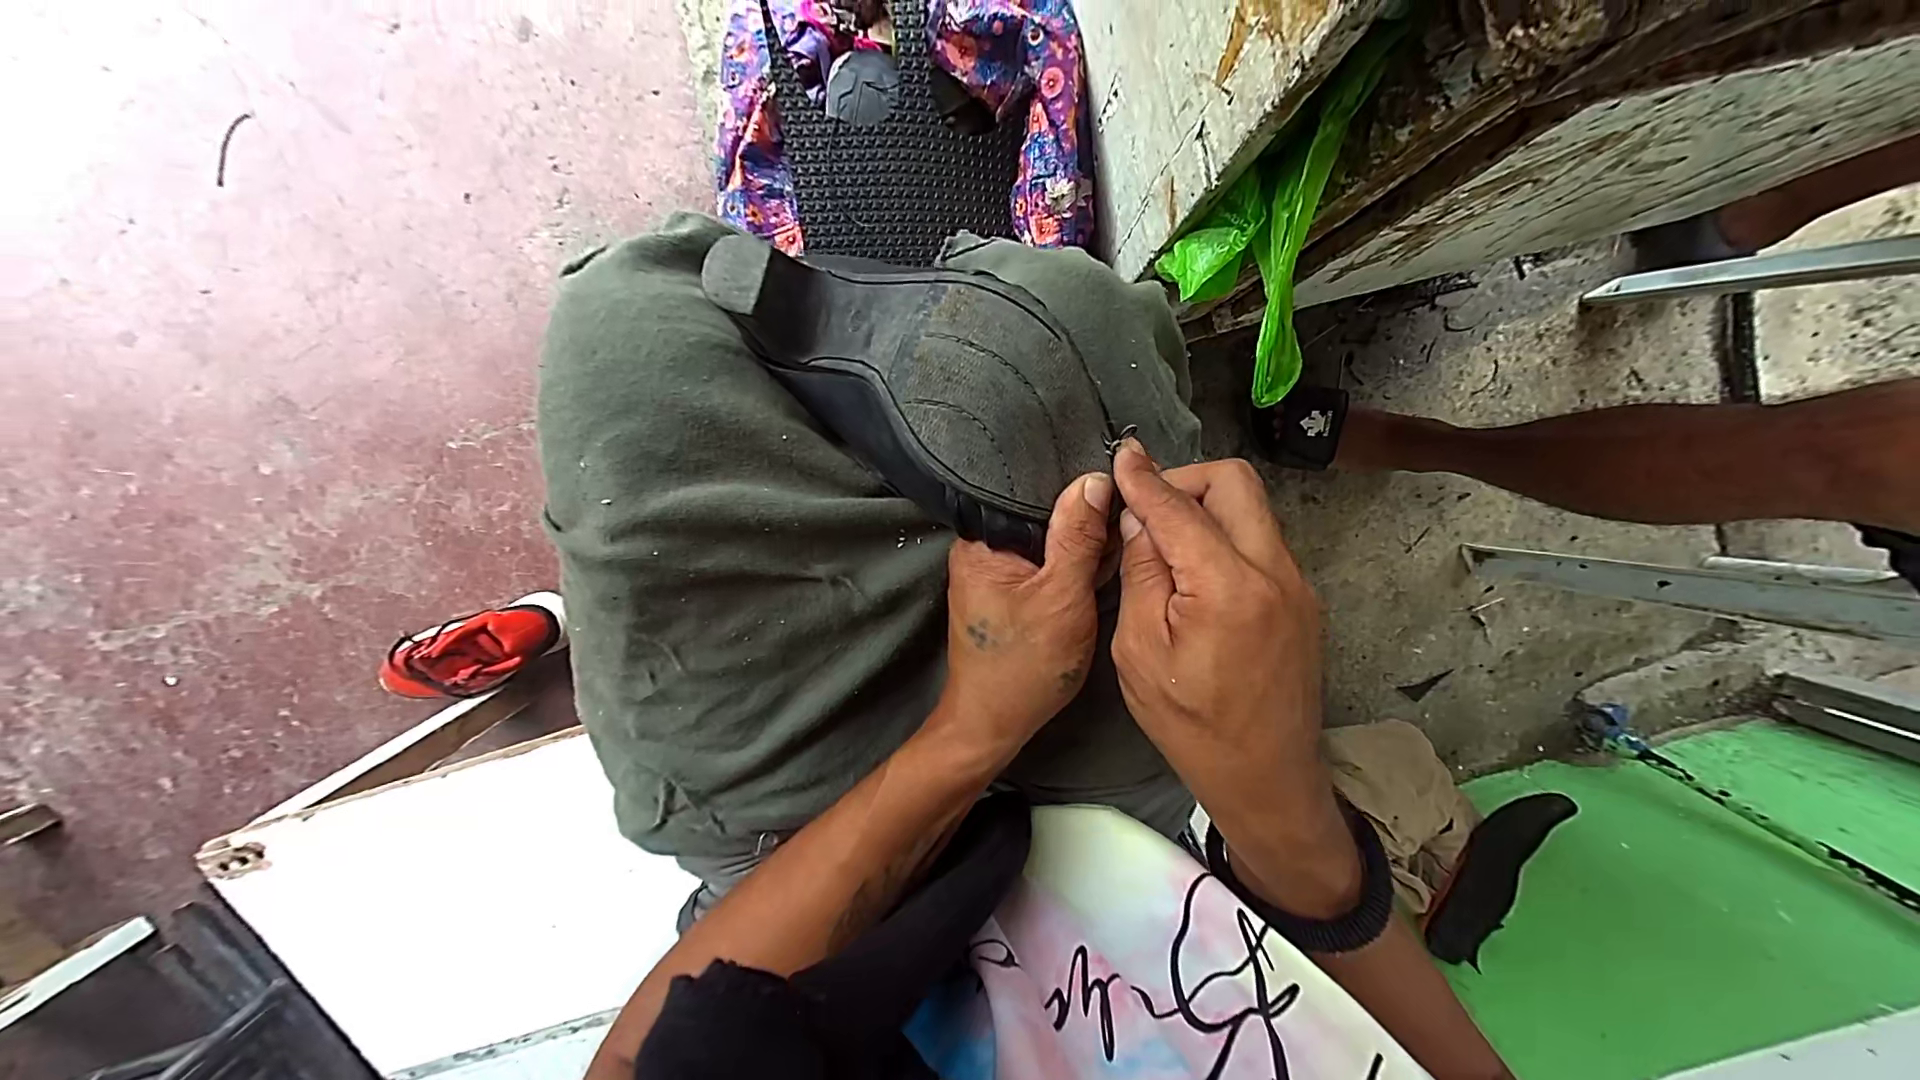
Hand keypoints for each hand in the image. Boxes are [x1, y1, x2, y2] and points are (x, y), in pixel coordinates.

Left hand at [935, 472, 1113, 758]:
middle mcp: (981, 549)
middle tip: (1123, 512)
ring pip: (1045, 538)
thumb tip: (1094, 482)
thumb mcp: (1062, 598)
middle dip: (1080, 514)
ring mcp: (993, 570)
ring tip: (1115, 537)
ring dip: (1078, 540)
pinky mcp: (1007, 589)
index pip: (1029, 489)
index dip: (1075, 485)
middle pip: (1039, 513)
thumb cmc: (1023, 668)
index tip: (1115, 482)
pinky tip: (1096, 563)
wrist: (994, 722)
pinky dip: (1068, 562)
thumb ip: (1078, 538)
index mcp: (981, 542)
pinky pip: (1043, 561)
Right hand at [1109, 442, 1356, 913]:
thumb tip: (1139, 521)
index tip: (1121, 456)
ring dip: (1203, 507)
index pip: (1178, 507)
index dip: (1143, 477)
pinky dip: (1221, 535)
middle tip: (1144, 510)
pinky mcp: (1301, 599)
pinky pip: (1258, 540)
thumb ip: (1141, 574)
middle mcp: (1274, 571)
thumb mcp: (1139, 651)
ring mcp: (1296, 584)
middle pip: (1234, 482)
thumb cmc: (1191, 724)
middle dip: (1183, 479)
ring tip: (1163, 544)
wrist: (1267, 778)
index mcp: (1228, 586)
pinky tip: (1193, 571)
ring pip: (1250, 508)